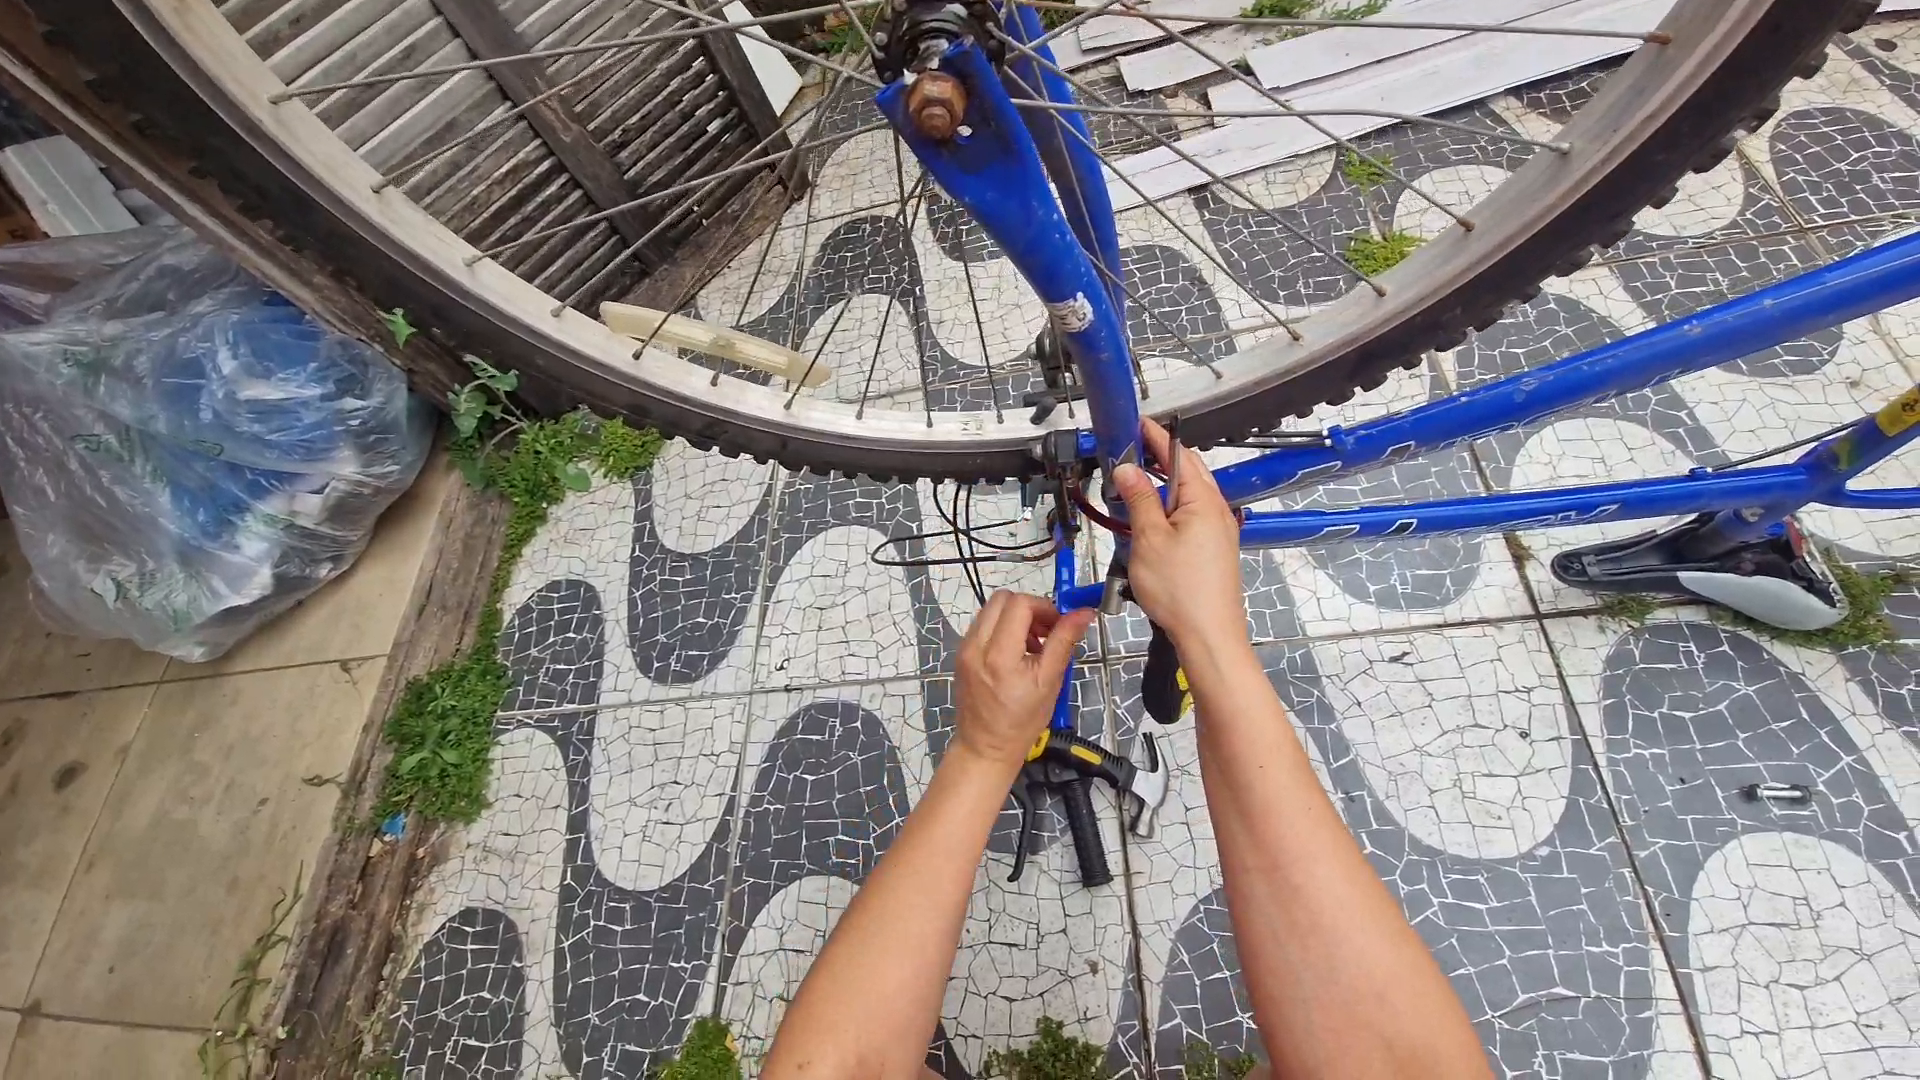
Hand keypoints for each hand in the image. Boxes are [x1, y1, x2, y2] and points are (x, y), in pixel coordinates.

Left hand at [953, 591, 1095, 769]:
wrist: (986, 747)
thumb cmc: (1022, 721)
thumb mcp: (1050, 681)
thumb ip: (1064, 641)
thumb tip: (1084, 613)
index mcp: (999, 654)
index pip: (1019, 604)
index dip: (1044, 607)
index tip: (1058, 625)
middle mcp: (976, 645)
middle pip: (1002, 599)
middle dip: (1029, 609)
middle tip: (1046, 632)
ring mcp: (964, 648)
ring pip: (991, 610)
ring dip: (1015, 618)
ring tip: (1033, 645)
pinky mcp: (962, 653)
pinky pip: (983, 626)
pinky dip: (1002, 629)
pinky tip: (1016, 653)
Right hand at [1111, 418, 1246, 655]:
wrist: (1208, 634)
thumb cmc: (1181, 589)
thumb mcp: (1149, 538)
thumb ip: (1139, 499)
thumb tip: (1127, 469)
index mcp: (1204, 500)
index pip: (1179, 454)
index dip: (1155, 438)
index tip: (1136, 424)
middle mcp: (1217, 511)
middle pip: (1186, 472)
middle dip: (1157, 460)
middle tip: (1128, 453)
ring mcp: (1217, 531)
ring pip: (1186, 496)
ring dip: (1160, 487)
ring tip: (1132, 486)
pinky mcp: (1212, 549)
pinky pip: (1189, 517)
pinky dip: (1167, 509)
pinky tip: (1149, 520)